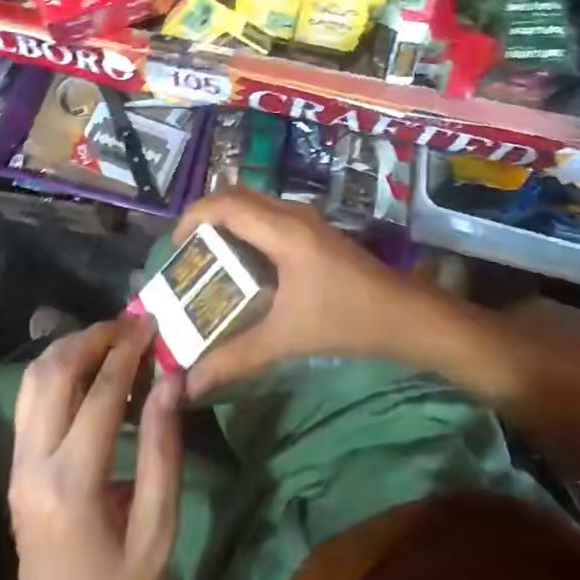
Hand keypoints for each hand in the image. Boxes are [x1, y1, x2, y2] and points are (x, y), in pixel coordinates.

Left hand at [10, 317, 181, 579]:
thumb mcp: (158, 529)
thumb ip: (162, 450)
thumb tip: (172, 381)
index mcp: (71, 483)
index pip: (99, 394)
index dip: (128, 352)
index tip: (152, 323)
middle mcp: (31, 467)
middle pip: (51, 375)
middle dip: (91, 338)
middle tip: (131, 324)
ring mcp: (15, 470)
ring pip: (31, 384)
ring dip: (69, 350)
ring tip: (112, 339)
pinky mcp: (14, 476)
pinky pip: (30, 406)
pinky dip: (57, 374)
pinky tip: (88, 371)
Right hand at [173, 189, 447, 398]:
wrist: (405, 315)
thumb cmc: (346, 319)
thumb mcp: (286, 339)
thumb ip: (235, 357)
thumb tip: (189, 383)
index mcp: (283, 231)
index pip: (225, 204)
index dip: (192, 217)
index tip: (174, 248)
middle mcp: (293, 215)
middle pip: (238, 196)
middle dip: (206, 218)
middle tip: (188, 254)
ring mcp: (309, 220)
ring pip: (256, 205)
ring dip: (229, 224)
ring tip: (209, 261)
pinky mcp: (318, 232)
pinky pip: (272, 218)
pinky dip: (249, 231)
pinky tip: (245, 268)